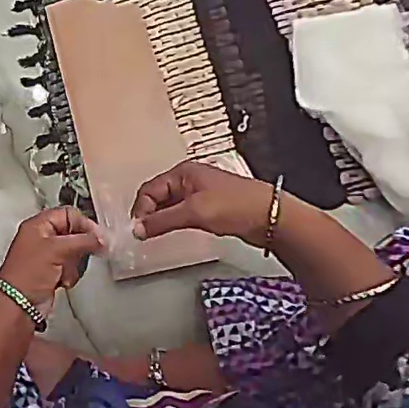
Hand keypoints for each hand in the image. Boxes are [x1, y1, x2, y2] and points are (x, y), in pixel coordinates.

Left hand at [0, 207, 102, 320]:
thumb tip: (100, 238)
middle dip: (78, 248)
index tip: (96, 236)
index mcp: (38, 225)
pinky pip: (70, 267)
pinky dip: (69, 274)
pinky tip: (62, 280)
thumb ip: (83, 240)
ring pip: (74, 252)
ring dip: (73, 264)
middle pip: (73, 234)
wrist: (19, 305)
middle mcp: (41, 238)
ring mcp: (46, 256)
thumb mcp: (57, 249)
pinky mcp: (51, 271)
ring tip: (63, 271)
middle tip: (77, 256)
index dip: (83, 223)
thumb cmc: (28, 274)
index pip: (67, 214)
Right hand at [130, 160, 273, 244]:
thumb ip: (161, 221)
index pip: (149, 189)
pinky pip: (181, 214)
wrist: (270, 217)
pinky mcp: (207, 208)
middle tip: (144, 233)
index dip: (141, 209)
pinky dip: (172, 223)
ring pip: (168, 207)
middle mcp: (189, 180)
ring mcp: (198, 194)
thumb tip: (138, 228)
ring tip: (155, 234)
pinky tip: (172, 232)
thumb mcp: (193, 212)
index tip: (139, 228)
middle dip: (148, 214)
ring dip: (160, 220)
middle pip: (157, 197)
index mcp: (183, 173)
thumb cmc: (237, 205)